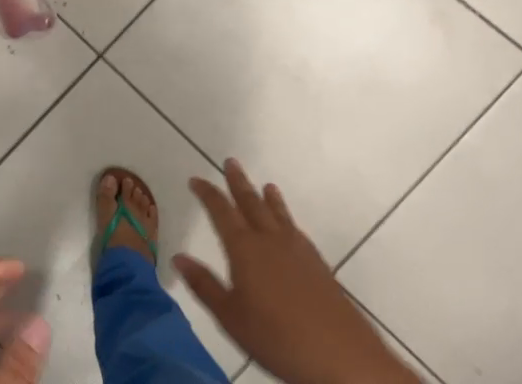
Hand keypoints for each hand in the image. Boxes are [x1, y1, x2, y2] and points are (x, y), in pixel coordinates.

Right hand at [173, 160, 418, 383]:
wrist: (343, 360)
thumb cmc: (278, 338)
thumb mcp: (231, 317)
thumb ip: (204, 285)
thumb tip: (177, 257)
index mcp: (245, 250)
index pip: (222, 212)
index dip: (208, 194)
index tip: (195, 179)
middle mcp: (271, 242)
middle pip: (252, 204)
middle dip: (239, 183)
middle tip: (230, 162)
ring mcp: (299, 253)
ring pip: (279, 215)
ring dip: (268, 199)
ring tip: (265, 185)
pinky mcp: (320, 268)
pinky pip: (297, 231)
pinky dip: (288, 220)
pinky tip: (290, 227)